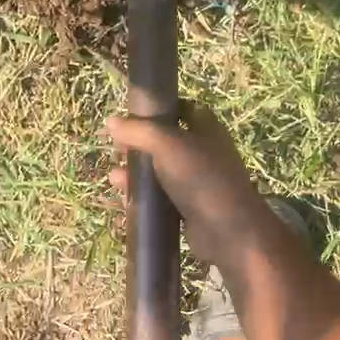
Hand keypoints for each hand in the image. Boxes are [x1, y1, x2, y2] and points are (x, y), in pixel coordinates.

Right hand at [106, 103, 287, 266]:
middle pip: (165, 141)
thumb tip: (111, 121)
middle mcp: (203, 152)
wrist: (227, 230)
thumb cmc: (200, 176)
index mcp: (206, 129)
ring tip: (115, 178)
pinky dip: (143, 197)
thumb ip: (138, 130)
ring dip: (136, 173)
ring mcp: (197, 181)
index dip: (157, 110)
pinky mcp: (190, 208)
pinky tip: (125, 199)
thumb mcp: (166, 145)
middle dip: (138, 145)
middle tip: (117, 150)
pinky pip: (161, 198)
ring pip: (160, 172)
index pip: (181, 108)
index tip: (131, 116)